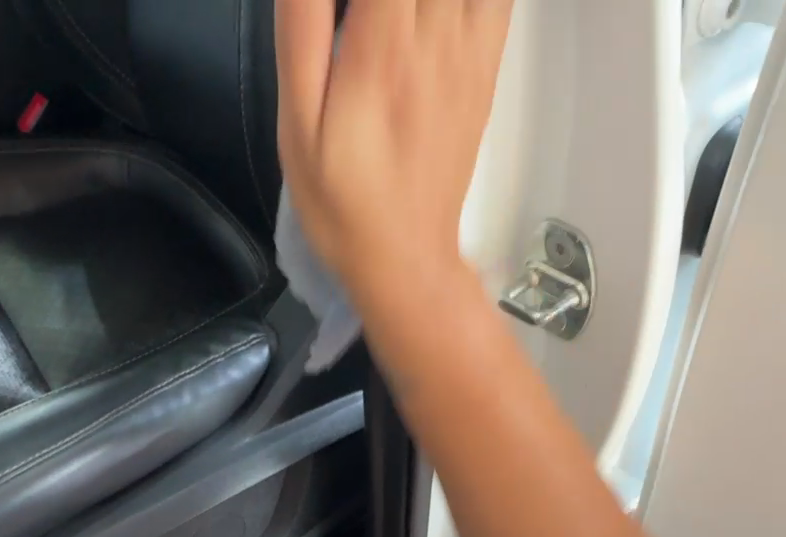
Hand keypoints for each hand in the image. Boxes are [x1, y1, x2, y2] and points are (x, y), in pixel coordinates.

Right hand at [276, 0, 515, 301]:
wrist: (405, 261)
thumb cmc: (341, 202)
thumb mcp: (299, 123)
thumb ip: (304, 28)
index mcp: (384, 45)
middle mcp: (439, 37)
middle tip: (366, 5)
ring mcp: (471, 54)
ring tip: (391, 8)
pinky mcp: (486, 73)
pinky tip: (437, 7)